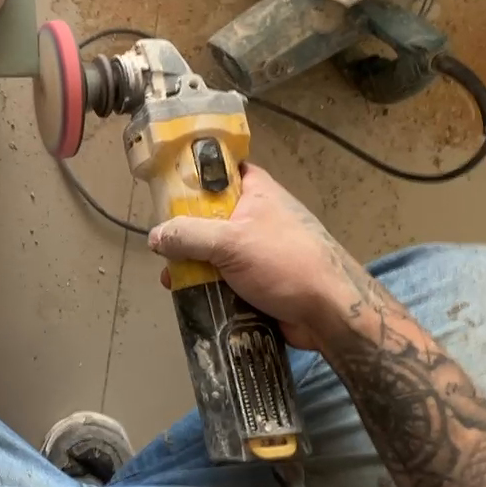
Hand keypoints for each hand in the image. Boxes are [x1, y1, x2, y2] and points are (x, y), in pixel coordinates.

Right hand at [146, 163, 386, 345]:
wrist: (330, 316)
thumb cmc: (286, 264)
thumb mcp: (231, 242)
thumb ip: (188, 235)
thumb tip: (155, 237)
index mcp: (256, 191)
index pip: (220, 170)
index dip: (193, 175)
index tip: (165, 188)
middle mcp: (256, 216)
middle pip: (208, 213)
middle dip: (183, 230)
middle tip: (163, 242)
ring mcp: (256, 249)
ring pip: (211, 248)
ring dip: (190, 263)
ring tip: (171, 277)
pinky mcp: (255, 279)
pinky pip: (220, 275)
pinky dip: (204, 284)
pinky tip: (186, 294)